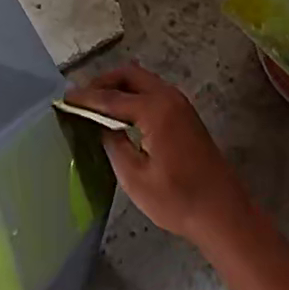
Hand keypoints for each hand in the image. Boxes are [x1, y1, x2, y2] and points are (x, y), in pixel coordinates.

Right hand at [65, 64, 253, 244]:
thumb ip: (114, 144)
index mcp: (155, 109)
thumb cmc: (178, 200)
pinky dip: (133, 93)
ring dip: (119, 86)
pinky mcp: (186, 114)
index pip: (111, 97)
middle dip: (103, 82)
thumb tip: (101, 126)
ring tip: (97, 104)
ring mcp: (180, 104)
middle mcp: (168, 97)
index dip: (86, 98)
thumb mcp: (135, 178)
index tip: (64, 98)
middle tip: (82, 98)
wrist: (225, 215)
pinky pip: (153, 91)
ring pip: (142, 80)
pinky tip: (121, 113)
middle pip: (128, 75)